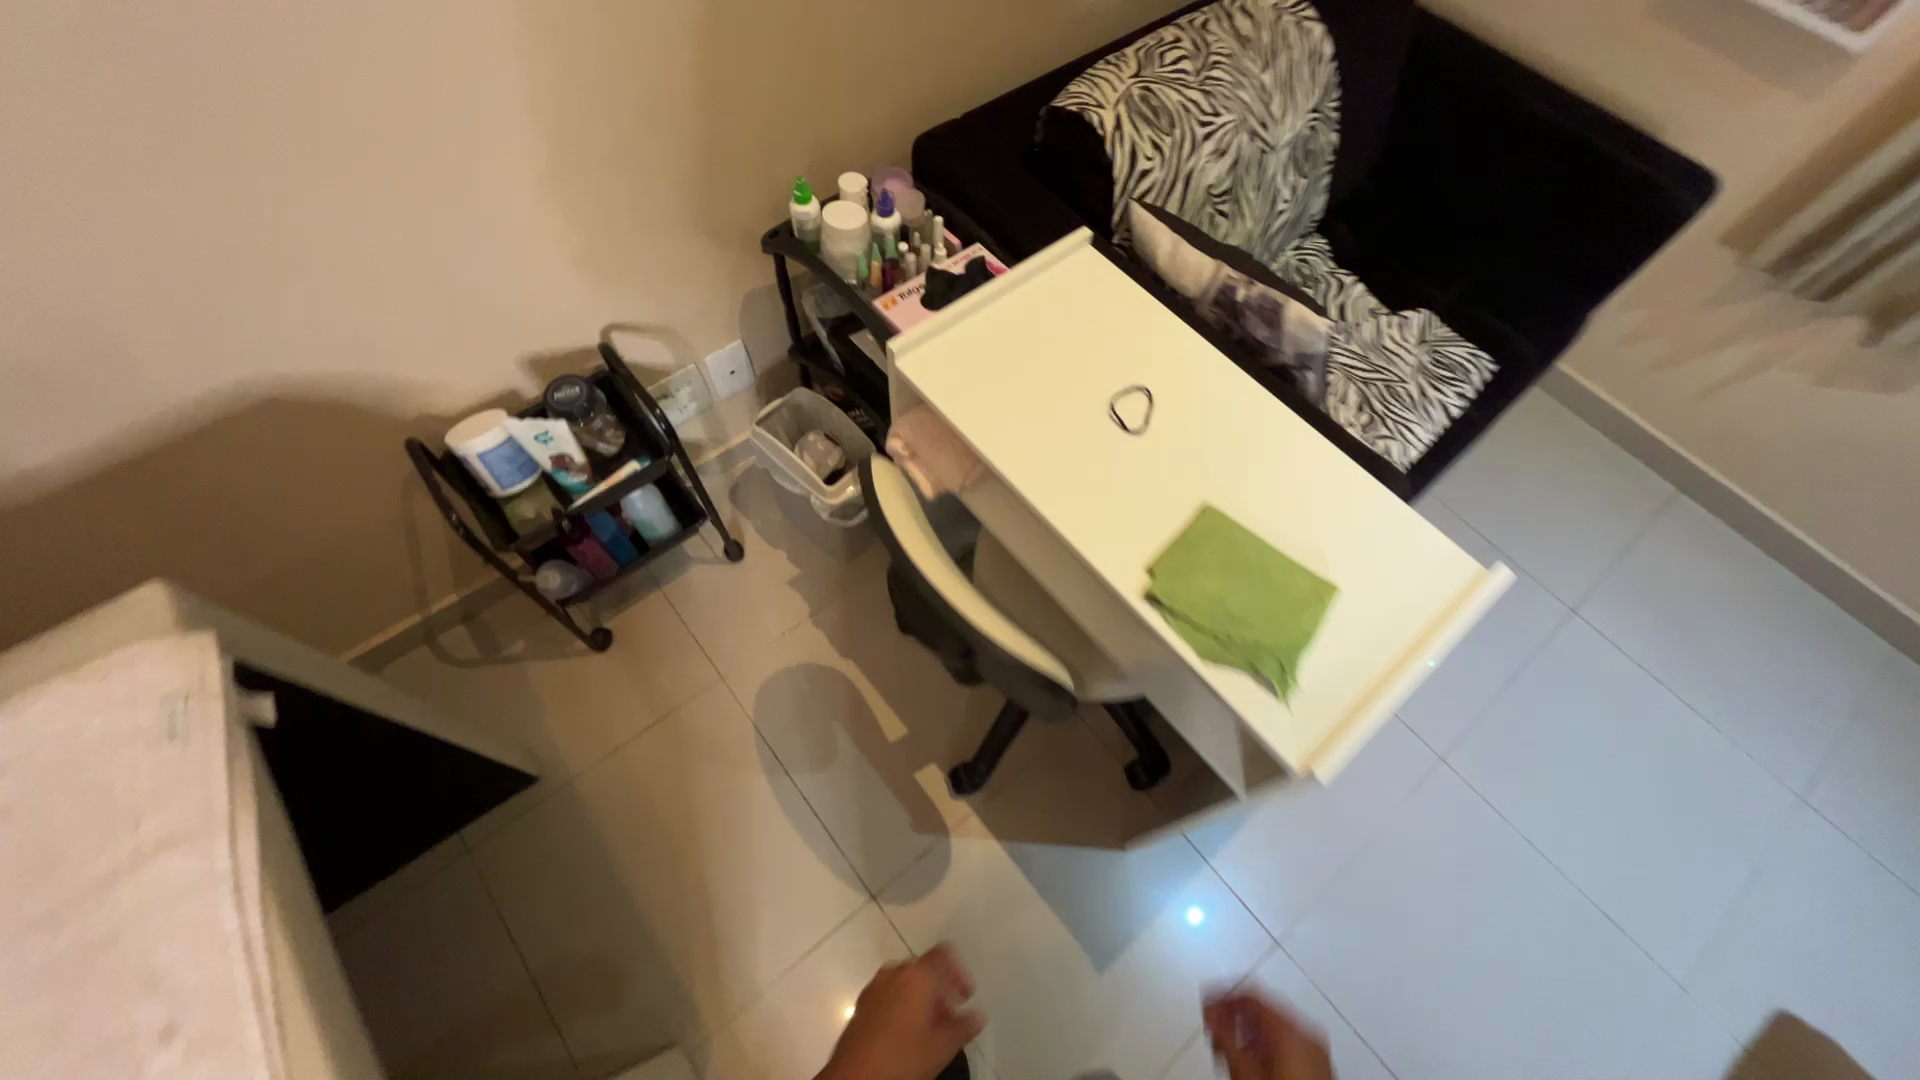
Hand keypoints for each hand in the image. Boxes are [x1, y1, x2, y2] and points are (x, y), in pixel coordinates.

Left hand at [818, 944, 985, 1079]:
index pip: (944, 954)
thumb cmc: (902, 1057)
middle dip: (940, 987)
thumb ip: (964, 1026)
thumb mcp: (942, 1046)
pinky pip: (888, 992)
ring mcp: (875, 986)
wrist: (854, 1075)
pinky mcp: (861, 1002)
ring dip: (920, 995)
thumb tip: (979, 1016)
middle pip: (924, 967)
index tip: (965, 995)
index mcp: (917, 975)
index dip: (959, 970)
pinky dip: (901, 1002)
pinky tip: (904, 1030)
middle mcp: (895, 972)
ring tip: (928, 1025)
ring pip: (905, 980)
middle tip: (949, 1013)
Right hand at [1203, 991, 1334, 1079]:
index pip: (1251, 993)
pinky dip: (1265, 1046)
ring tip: (1228, 1051)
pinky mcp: (1318, 1063)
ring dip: (1246, 1035)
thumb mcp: (1246, 1066)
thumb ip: (1225, 1033)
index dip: (1224, 994)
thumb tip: (1210, 1008)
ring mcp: (1316, 1048)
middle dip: (1233, 1019)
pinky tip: (1251, 1061)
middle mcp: (1308, 1031)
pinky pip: (1286, 1042)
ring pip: (1273, 1027)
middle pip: (1261, 1011)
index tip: (1208, 1002)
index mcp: (1292, 1026)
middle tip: (1214, 1030)